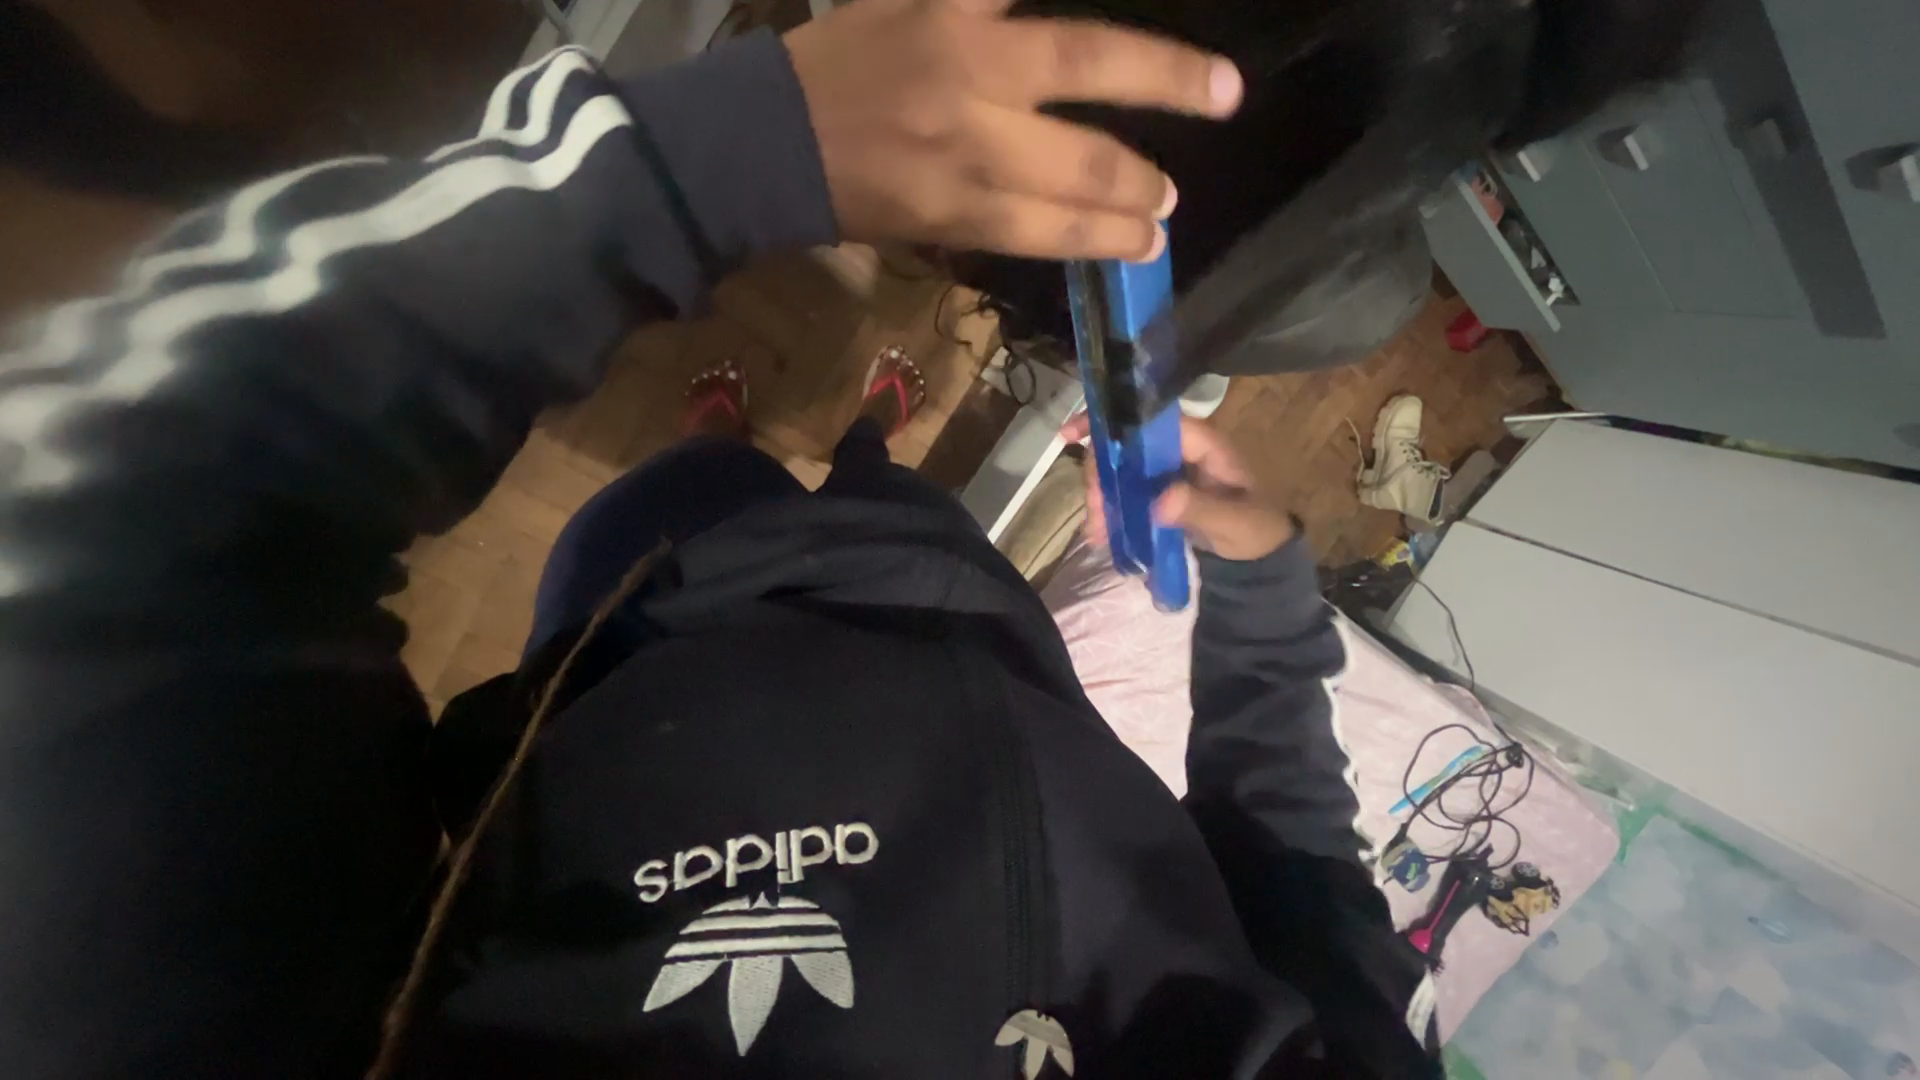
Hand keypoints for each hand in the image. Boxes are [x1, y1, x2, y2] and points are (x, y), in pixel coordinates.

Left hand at [783, 0, 1241, 261]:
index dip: (1116, 237)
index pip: (1064, 227)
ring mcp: (959, 50)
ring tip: (1222, 87)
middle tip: (1174, 194)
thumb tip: (1073, 216)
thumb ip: (997, 221)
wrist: (765, 138)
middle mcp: (971, 133)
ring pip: (1081, 56)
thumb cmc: (847, 198)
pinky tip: (1124, 13)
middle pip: (1086, 159)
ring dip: (1162, 74)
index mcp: (961, 203)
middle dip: (1140, 181)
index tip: (1153, 241)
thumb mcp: (923, 232)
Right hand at [1062, 413, 1295, 561]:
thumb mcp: (1235, 523)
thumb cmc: (1254, 531)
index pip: (1149, 420)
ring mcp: (1162, 470)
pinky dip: (1107, 510)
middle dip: (1101, 474)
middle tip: (1093, 511)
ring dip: (1100, 497)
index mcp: (1200, 442)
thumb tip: (1161, 500)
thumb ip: (1201, 509)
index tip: (1074, 435)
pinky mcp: (1153, 491)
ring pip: (1117, 469)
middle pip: (1125, 445)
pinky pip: (1122, 492)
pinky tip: (1100, 535)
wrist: (1258, 555)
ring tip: (1097, 532)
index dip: (1112, 423)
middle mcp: (1176, 448)